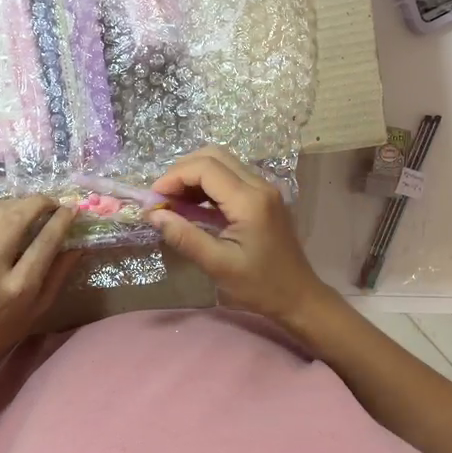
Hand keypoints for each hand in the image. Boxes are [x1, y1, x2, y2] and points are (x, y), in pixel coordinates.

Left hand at [0, 196, 79, 375]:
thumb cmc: (4, 331)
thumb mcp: (39, 309)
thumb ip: (59, 274)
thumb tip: (78, 244)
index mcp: (19, 287)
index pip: (45, 241)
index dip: (62, 220)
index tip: (72, 209)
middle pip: (19, 217)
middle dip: (40, 203)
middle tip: (54, 203)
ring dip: (20, 202)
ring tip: (34, 205)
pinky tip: (10, 209)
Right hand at [147, 147, 333, 325]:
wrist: (298, 296)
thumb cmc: (259, 285)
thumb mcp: (217, 265)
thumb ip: (184, 236)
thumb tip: (153, 215)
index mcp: (250, 201)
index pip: (205, 168)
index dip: (174, 177)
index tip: (154, 198)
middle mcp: (259, 185)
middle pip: (214, 156)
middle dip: (182, 171)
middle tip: (163, 198)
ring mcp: (264, 189)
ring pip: (222, 162)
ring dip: (194, 176)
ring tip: (174, 202)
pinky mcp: (263, 196)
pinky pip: (231, 176)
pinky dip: (207, 184)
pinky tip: (193, 206)